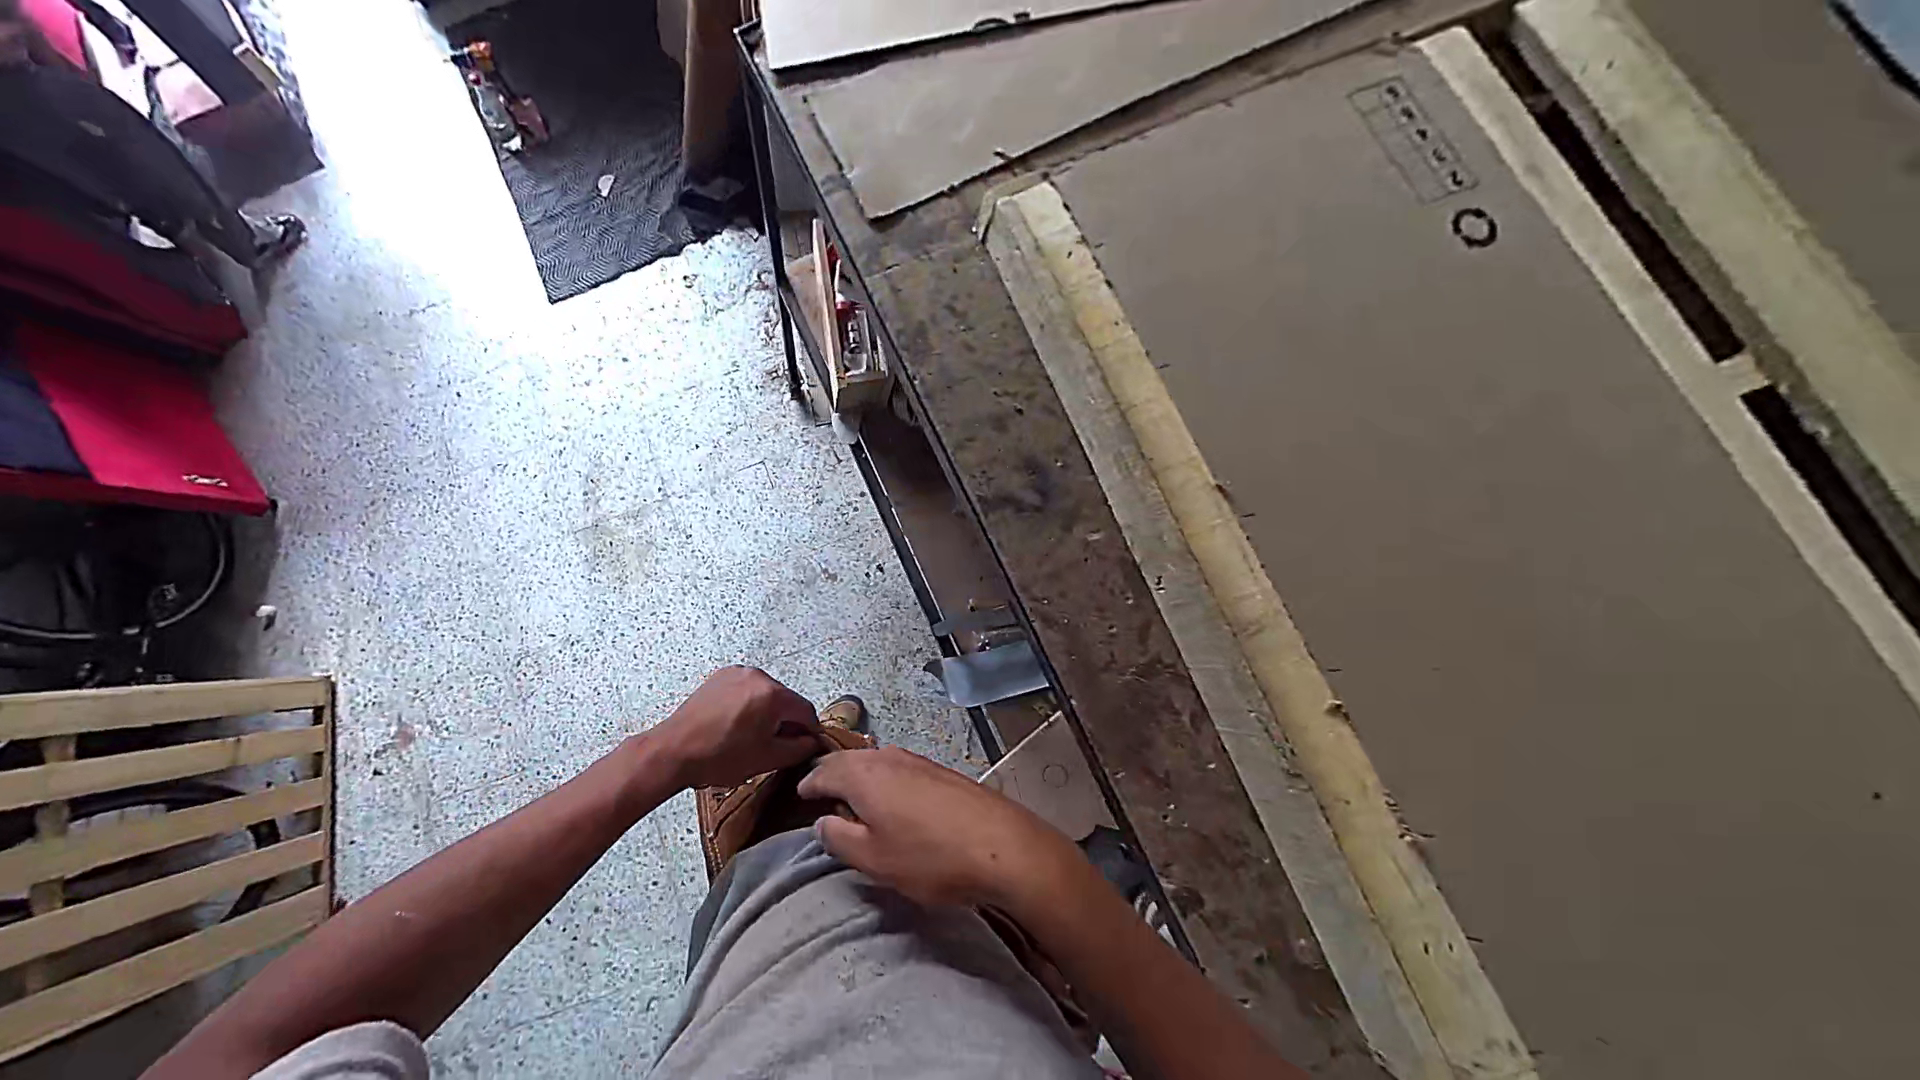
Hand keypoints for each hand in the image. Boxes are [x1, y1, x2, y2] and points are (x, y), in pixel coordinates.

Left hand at [652, 667, 821, 788]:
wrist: (673, 752)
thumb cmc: (715, 756)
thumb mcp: (767, 759)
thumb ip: (799, 748)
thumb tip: (811, 742)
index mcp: (773, 695)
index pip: (806, 710)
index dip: (810, 730)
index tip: (806, 743)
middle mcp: (757, 677)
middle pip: (786, 700)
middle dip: (785, 721)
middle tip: (775, 745)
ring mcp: (738, 674)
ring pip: (766, 694)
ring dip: (766, 712)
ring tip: (750, 737)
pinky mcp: (722, 677)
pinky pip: (746, 689)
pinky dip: (748, 705)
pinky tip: (736, 725)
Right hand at [796, 746, 1082, 909]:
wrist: (1002, 845)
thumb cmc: (930, 856)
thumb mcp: (873, 859)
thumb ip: (839, 838)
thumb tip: (822, 821)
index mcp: (865, 774)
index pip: (825, 770)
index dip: (809, 783)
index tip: (799, 794)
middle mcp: (890, 758)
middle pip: (851, 758)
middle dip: (833, 772)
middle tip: (820, 790)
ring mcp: (920, 761)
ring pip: (877, 760)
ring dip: (860, 773)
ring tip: (852, 794)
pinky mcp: (943, 771)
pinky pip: (900, 767)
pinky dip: (885, 777)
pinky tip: (892, 796)